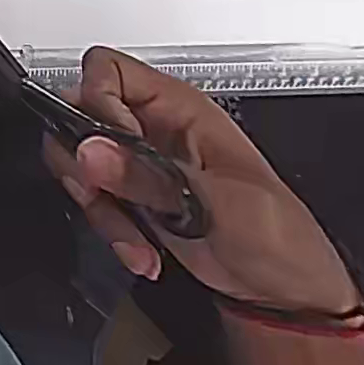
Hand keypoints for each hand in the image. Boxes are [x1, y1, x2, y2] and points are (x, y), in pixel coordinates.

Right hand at [43, 47, 358, 313]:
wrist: (285, 295)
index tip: (106, 146)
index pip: (106, 70)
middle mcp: (149, 123)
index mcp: (177, 106)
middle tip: (104, 193)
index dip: (96, 101)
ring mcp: (135, 157)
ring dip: (96, 202)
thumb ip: (148, 176)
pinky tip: (138, 248)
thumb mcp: (219, 205)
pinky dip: (105, 224)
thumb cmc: (280, 239)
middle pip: (79, 113)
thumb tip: (90, 150)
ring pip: (78, 158)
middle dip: (84, 161)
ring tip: (132, 236)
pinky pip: (89, 193)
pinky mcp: (126, 190)